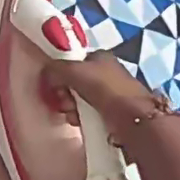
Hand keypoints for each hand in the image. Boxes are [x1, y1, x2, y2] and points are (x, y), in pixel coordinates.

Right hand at [41, 52, 161, 133]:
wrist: (133, 118)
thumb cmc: (103, 88)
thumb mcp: (73, 71)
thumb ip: (55, 69)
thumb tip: (46, 74)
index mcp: (100, 56)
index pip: (73, 61)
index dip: (61, 73)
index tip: (55, 86)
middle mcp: (106, 72)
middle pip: (74, 82)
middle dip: (65, 93)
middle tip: (64, 103)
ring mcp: (111, 93)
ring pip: (80, 99)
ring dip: (71, 108)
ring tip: (72, 116)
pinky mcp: (113, 112)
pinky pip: (89, 113)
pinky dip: (82, 118)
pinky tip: (80, 123)